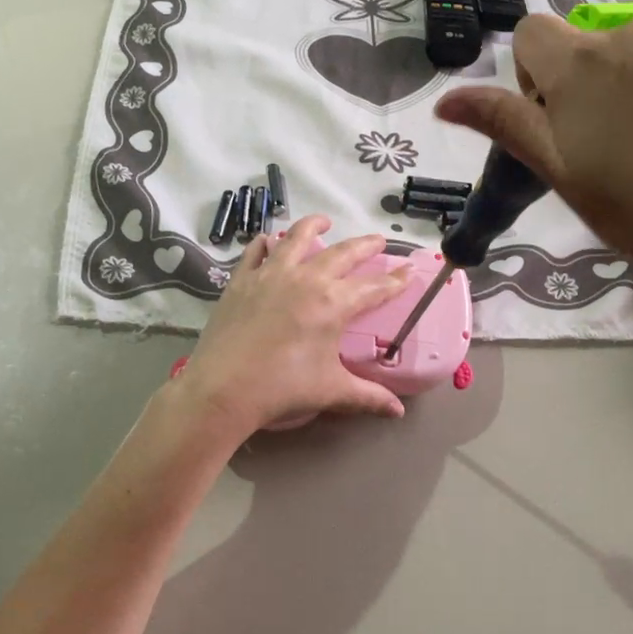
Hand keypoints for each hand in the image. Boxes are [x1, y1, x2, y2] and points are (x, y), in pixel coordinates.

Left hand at [172, 215, 412, 434]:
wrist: (223, 388)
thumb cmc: (282, 389)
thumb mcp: (330, 391)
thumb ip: (367, 397)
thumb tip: (398, 412)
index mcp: (332, 303)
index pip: (373, 287)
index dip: (395, 280)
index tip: (409, 270)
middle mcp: (305, 279)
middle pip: (342, 253)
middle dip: (364, 246)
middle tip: (376, 241)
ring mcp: (270, 275)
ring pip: (296, 239)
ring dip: (313, 227)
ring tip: (323, 221)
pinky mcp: (241, 280)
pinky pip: (256, 252)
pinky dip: (266, 243)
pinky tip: (270, 241)